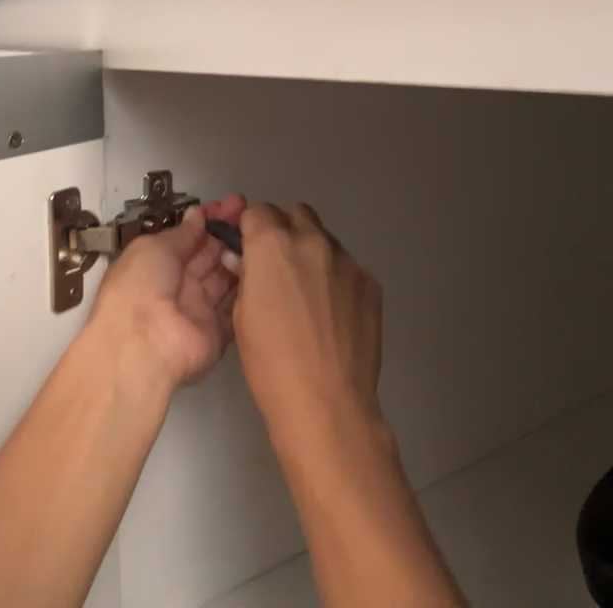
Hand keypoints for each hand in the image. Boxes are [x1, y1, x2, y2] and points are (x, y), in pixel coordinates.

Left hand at [88, 194, 246, 390]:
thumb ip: (182, 233)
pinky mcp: (217, 331)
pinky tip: (266, 266)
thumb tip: (197, 215)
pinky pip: (236, 307)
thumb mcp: (154, 248)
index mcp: (157, 263)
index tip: (231, 205)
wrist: (143, 345)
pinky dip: (249, 289)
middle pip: (208, 254)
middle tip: (251, 213)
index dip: (209, 220)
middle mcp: (178, 284)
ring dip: (240, 256)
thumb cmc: (140, 287)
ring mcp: (199, 308)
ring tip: (260, 233)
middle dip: (227, 232)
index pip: (188, 238)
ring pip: (224, 277)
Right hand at [231, 202, 383, 434]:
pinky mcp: (371, 282)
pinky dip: (339, 282)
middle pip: (298, 214)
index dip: (252, 229)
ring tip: (310, 299)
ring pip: (326, 241)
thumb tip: (247, 260)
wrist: (326, 402)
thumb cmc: (270, 364)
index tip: (251, 251)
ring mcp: (348, 261)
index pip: (259, 211)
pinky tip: (334, 317)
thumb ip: (247, 276)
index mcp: (273, 245)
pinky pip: (349, 269)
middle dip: (286, 231)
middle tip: (280, 268)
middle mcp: (313, 242)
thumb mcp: (242, 317)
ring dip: (314, 256)